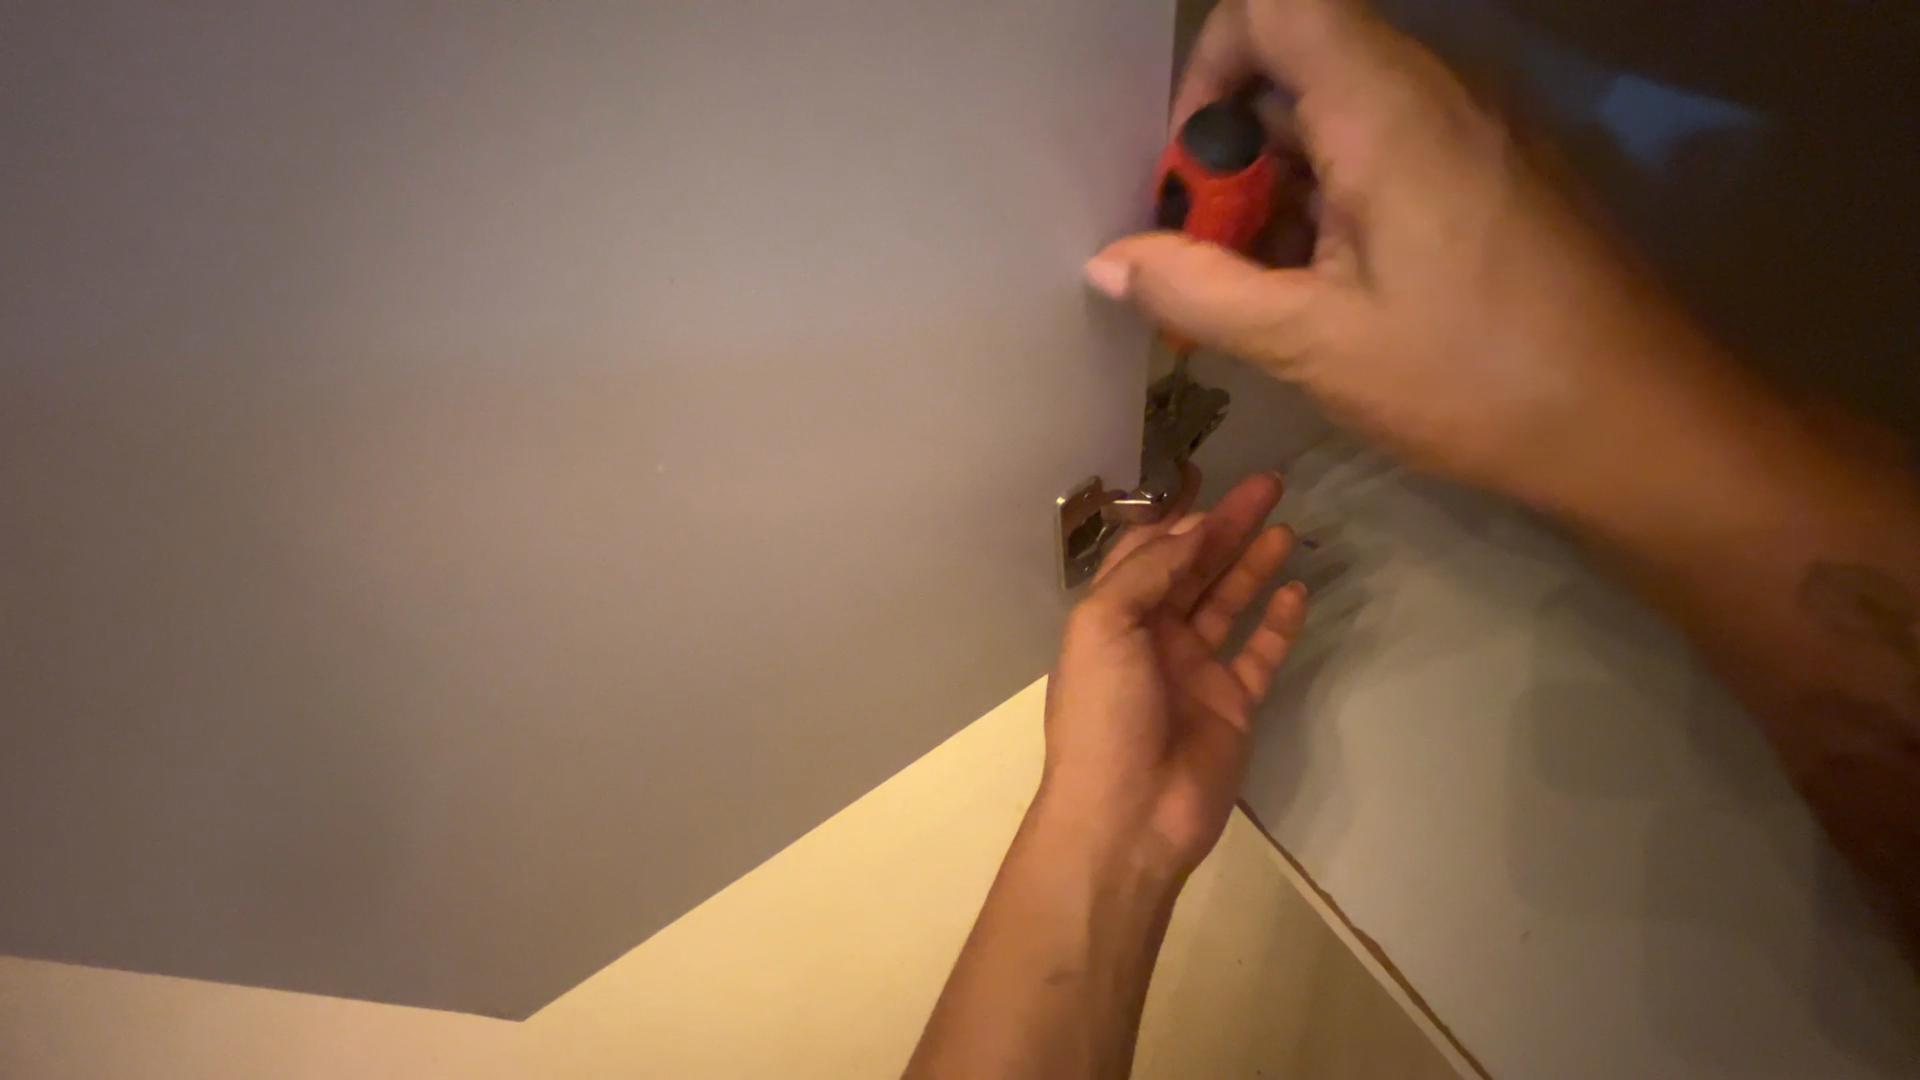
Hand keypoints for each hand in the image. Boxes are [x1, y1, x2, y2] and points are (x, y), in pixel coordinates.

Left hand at [1034, 471, 1307, 878]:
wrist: (1128, 813)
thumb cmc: (1103, 711)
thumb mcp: (1103, 626)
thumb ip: (1146, 573)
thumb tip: (1190, 530)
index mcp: (1112, 616)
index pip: (1146, 553)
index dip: (1176, 518)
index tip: (1208, 481)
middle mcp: (1152, 635)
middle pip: (1193, 569)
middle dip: (1226, 527)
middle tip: (1269, 486)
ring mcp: (1194, 670)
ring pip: (1228, 603)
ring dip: (1253, 564)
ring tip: (1286, 526)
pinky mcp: (1232, 704)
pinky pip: (1259, 653)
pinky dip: (1277, 622)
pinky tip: (1296, 589)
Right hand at [1086, 0, 1731, 509]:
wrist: (1628, 421)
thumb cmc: (1466, 377)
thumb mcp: (1309, 342)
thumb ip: (1197, 293)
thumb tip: (1106, 262)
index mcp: (1386, 112)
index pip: (1275, 7)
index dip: (1208, 72)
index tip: (1184, 177)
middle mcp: (1428, 96)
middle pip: (1294, 70)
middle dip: (1225, 159)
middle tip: (1201, 259)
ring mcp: (1459, 137)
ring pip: (1329, 124)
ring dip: (1267, 197)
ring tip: (1247, 291)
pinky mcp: (1477, 179)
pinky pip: (1372, 162)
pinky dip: (1316, 213)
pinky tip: (1307, 294)